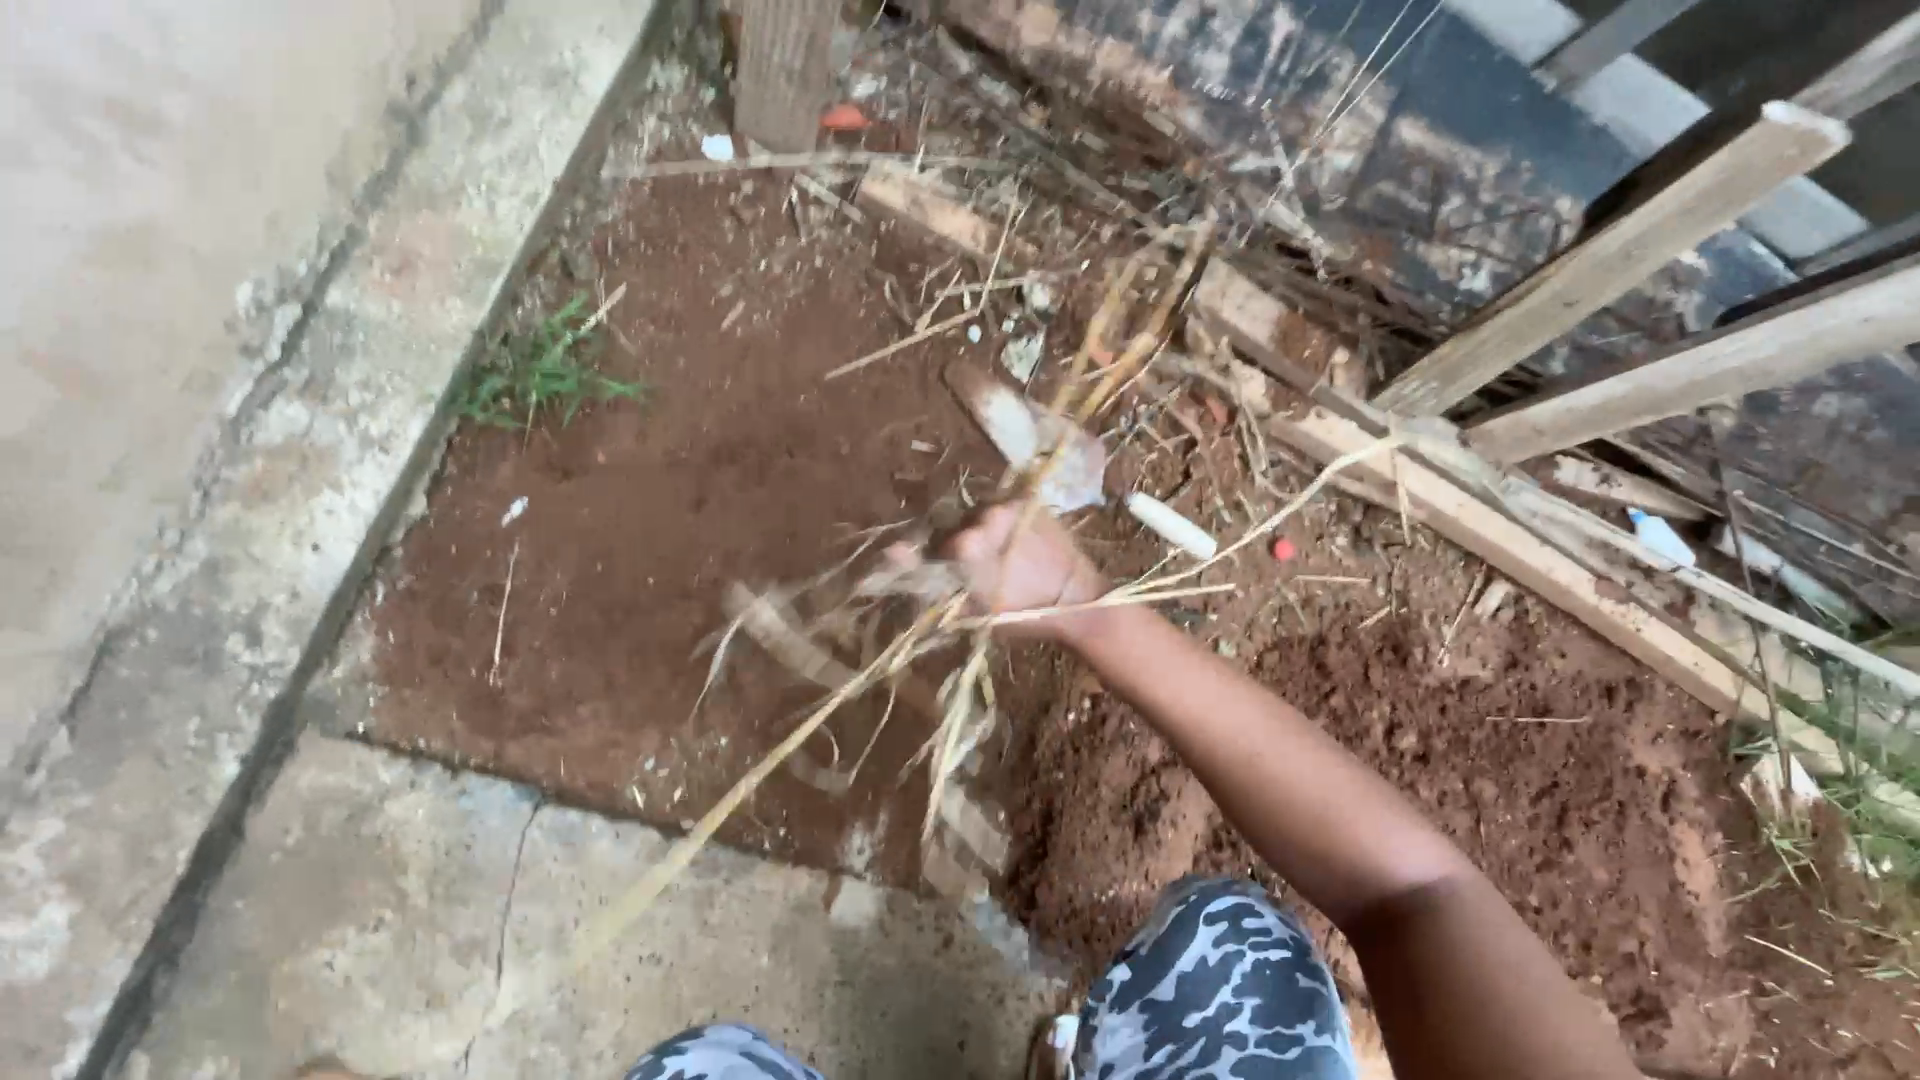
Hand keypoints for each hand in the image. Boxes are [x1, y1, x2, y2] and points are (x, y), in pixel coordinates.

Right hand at [937, 502, 1110, 643]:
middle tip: (980, 563)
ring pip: (982, 513)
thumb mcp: (974, 609)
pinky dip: (1006, 519)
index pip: (938, 545)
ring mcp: (1009, 505)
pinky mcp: (1030, 502)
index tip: (954, 572)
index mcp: (966, 544)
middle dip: (964, 541)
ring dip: (985, 527)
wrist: (1076, 600)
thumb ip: (939, 583)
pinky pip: (1006, 507)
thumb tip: (906, 556)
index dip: (943, 560)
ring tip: (1001, 550)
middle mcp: (984, 516)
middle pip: (959, 525)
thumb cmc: (1022, 613)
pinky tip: (1017, 538)